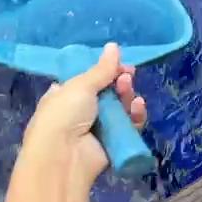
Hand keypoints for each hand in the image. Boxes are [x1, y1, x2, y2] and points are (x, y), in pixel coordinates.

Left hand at [22, 44, 147, 188]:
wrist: (63, 156)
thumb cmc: (64, 115)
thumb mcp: (80, 86)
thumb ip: (102, 68)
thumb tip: (114, 45)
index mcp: (65, 95)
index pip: (88, 79)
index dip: (104, 71)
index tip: (119, 65)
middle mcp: (80, 111)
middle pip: (108, 92)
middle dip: (119, 83)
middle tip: (127, 77)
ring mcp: (97, 128)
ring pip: (121, 108)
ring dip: (128, 97)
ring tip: (129, 92)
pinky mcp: (113, 142)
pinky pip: (129, 126)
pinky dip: (135, 116)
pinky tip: (138, 107)